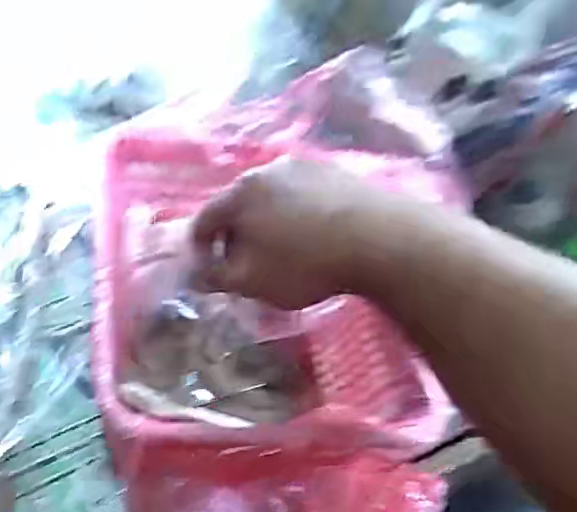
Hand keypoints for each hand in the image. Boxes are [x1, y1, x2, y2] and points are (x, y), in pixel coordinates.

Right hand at [191, 157, 440, 309]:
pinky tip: (306, 242)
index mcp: (240, 193)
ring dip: (263, 228)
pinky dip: (291, 219)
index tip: (208, 275)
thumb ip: (215, 277)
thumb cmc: (302, 264)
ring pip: (268, 201)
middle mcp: (268, 168)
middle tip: (241, 269)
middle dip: (232, 239)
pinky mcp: (335, 172)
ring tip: (276, 257)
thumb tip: (196, 274)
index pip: (202, 221)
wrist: (380, 239)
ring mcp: (305, 165)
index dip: (198, 252)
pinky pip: (298, 198)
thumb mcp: (249, 281)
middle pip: (236, 207)